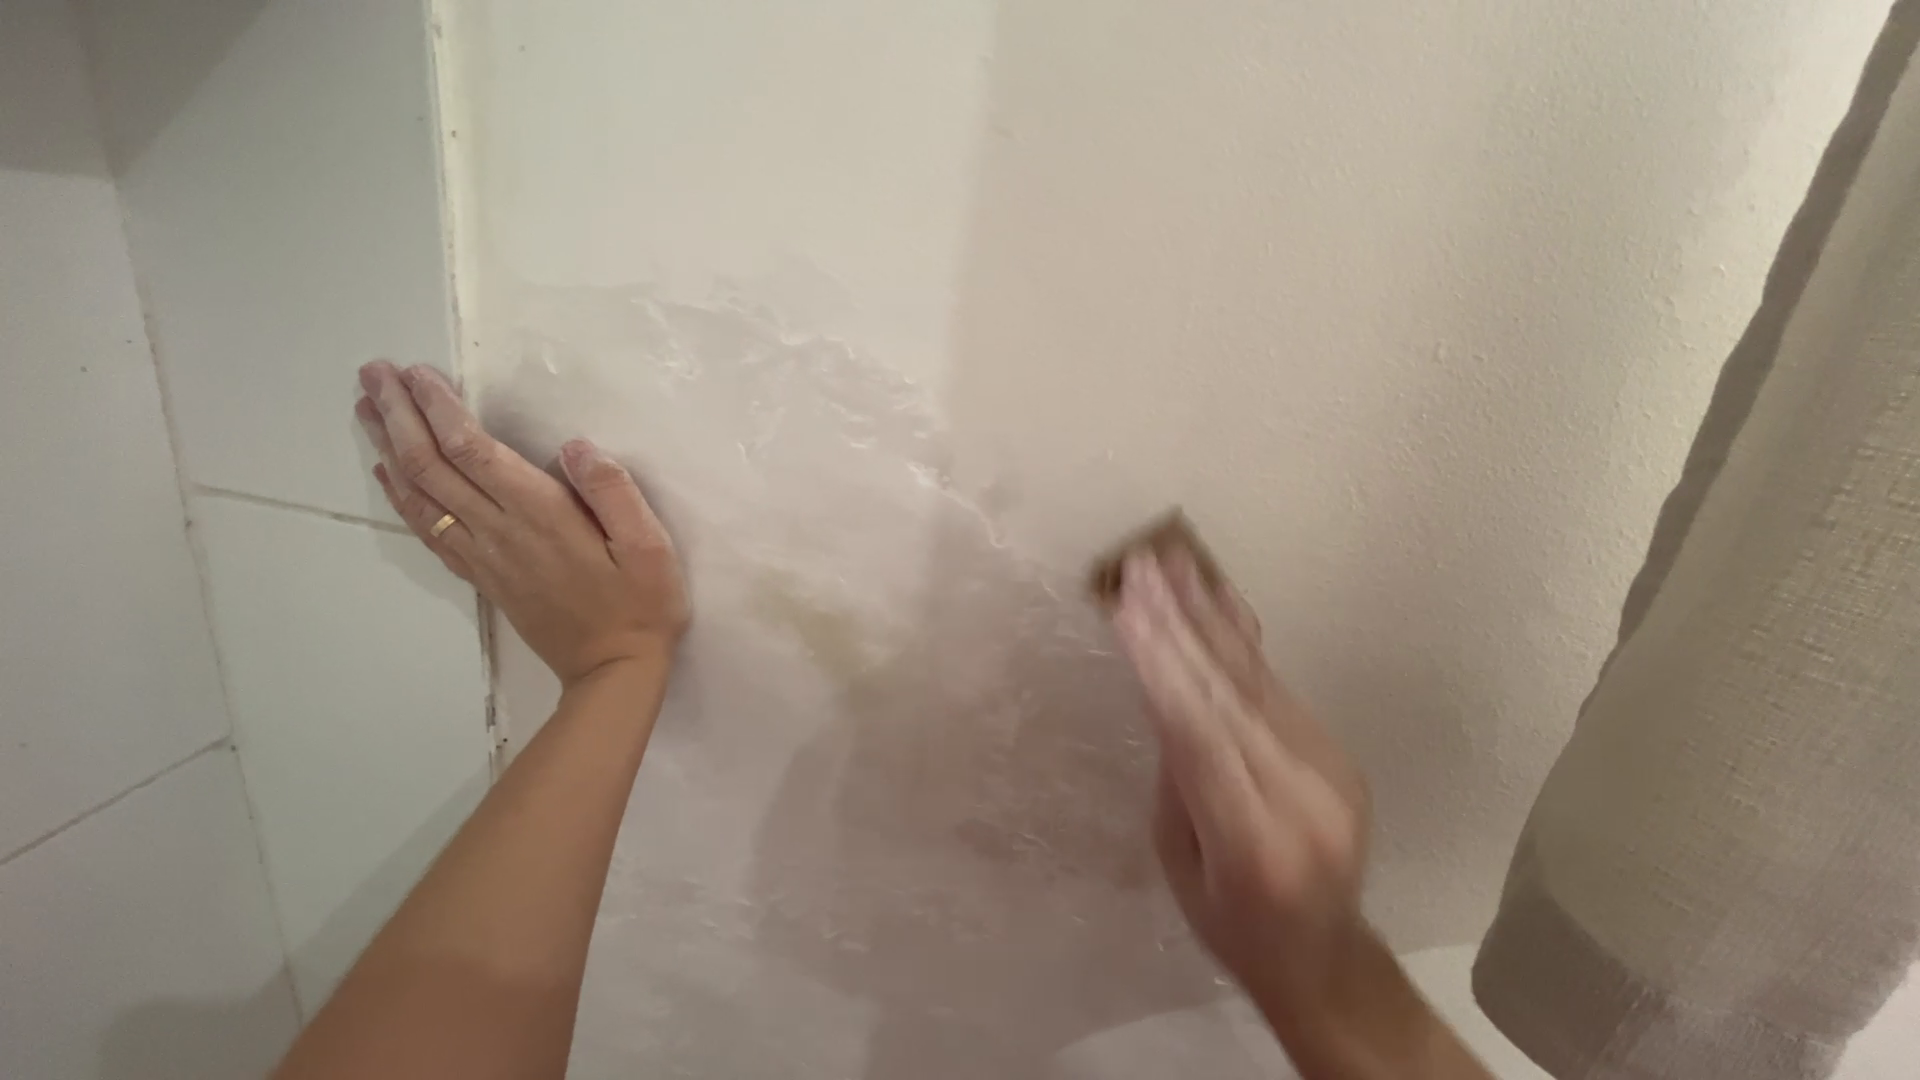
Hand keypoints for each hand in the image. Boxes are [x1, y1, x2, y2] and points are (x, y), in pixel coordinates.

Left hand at [355, 361, 688, 687]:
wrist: (614, 669)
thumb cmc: (642, 603)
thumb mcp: (650, 546)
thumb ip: (614, 493)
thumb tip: (575, 447)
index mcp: (542, 516)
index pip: (475, 451)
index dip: (440, 409)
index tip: (417, 372)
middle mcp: (501, 532)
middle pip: (433, 466)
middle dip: (400, 416)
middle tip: (374, 371)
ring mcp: (486, 557)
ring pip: (421, 494)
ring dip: (389, 447)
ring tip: (366, 406)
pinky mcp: (484, 577)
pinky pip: (429, 530)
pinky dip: (400, 496)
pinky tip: (387, 473)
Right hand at [1109, 548, 1371, 1014]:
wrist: (1322, 951)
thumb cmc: (1229, 922)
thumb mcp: (1179, 861)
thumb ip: (1179, 775)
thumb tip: (1168, 692)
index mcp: (1254, 839)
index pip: (1198, 733)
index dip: (1161, 665)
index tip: (1127, 607)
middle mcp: (1302, 795)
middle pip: (1229, 693)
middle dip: (1179, 621)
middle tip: (1145, 564)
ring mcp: (1328, 767)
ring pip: (1255, 677)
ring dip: (1208, 613)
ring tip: (1176, 560)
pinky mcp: (1333, 747)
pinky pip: (1275, 683)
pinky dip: (1239, 635)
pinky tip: (1215, 596)